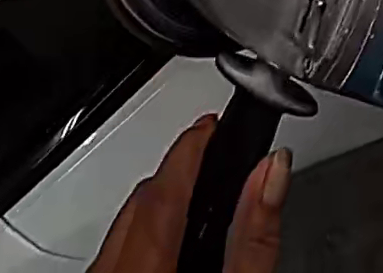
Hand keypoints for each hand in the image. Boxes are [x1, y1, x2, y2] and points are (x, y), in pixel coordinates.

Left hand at [89, 115, 292, 272]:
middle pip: (142, 202)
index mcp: (146, 268)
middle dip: (179, 172)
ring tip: (195, 197)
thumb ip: (256, 235)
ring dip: (157, 204)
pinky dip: (138, 235)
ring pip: (121, 227)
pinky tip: (163, 242)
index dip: (192, 145)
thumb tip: (273, 167)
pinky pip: (109, 253)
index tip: (213, 123)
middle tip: (214, 153)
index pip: (165, 186)